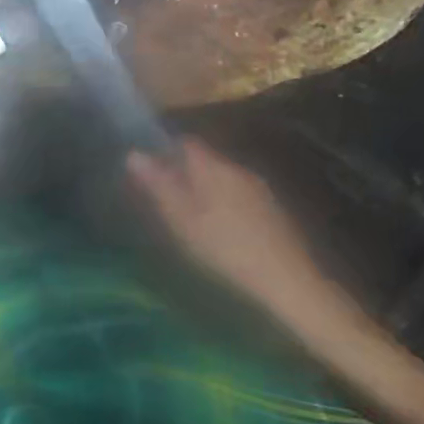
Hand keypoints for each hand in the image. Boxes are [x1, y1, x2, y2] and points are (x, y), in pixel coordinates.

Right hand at [126, 138, 329, 311]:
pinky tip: (217, 225)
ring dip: (202, 186)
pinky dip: (221, 199)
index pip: (186, 142)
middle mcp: (239, 170)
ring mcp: (259, 188)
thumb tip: (133, 154)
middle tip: (163, 195)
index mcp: (214, 169)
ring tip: (187, 213)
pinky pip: (237, 191)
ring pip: (221, 176)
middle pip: (204, 158)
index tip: (149, 168)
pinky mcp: (273, 207)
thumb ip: (158, 185)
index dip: (164, 149)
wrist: (290, 281)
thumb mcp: (182, 219)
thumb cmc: (225, 248)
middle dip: (182, 170)